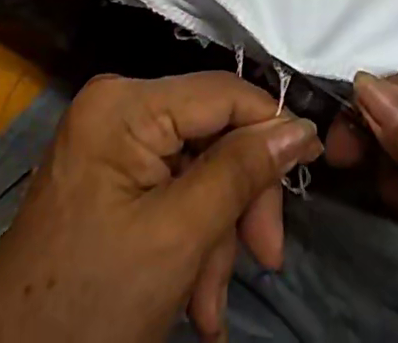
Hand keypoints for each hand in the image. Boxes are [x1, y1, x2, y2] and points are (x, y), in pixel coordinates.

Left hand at [0, 72, 322, 342]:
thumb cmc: (87, 301)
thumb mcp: (178, 236)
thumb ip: (242, 172)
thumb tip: (301, 126)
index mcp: (126, 105)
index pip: (225, 93)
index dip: (272, 128)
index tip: (310, 172)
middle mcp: (119, 108)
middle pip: (215, 135)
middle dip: (239, 202)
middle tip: (265, 257)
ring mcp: (113, 143)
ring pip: (201, 171)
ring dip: (217, 236)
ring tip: (209, 304)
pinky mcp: (112, 177)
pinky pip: (174, 191)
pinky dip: (192, 241)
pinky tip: (192, 297)